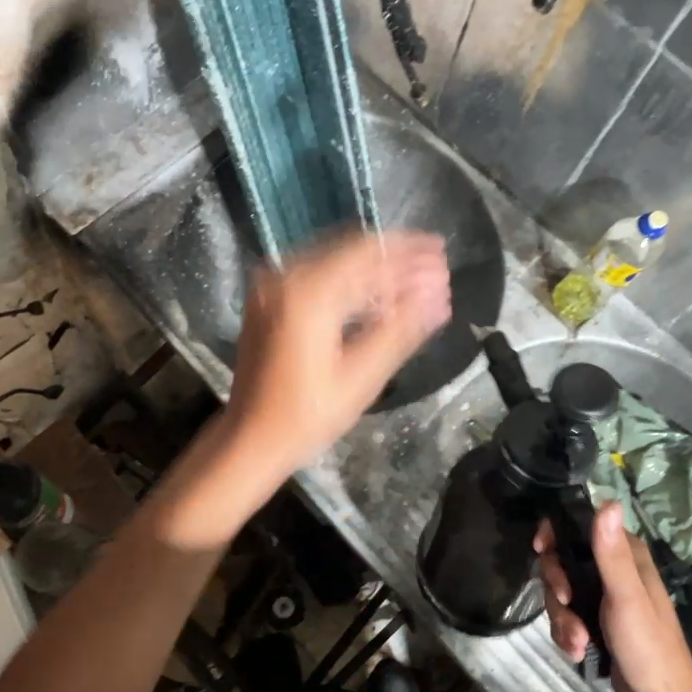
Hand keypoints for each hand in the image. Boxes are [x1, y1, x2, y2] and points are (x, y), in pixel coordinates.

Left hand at [225, 231, 451, 473]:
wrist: (249, 438)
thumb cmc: (305, 417)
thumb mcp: (360, 378)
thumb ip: (400, 330)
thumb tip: (439, 297)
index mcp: (308, 294)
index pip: (368, 253)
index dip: (409, 253)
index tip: (442, 257)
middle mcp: (285, 278)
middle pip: (351, 252)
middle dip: (396, 259)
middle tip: (436, 266)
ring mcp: (271, 288)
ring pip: (334, 262)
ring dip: (374, 269)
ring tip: (413, 281)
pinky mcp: (266, 301)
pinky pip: (315, 276)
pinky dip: (347, 283)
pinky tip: (376, 297)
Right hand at [534, 504, 691, 691]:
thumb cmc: (648, 645)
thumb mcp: (626, 597)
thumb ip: (611, 553)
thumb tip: (608, 501)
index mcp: (627, 556)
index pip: (582, 527)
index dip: (556, 535)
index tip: (541, 550)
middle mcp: (615, 572)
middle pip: (564, 562)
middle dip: (557, 588)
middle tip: (564, 603)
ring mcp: (604, 598)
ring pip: (561, 593)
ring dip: (563, 618)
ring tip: (577, 642)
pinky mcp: (596, 622)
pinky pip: (567, 617)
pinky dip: (567, 633)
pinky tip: (578, 650)